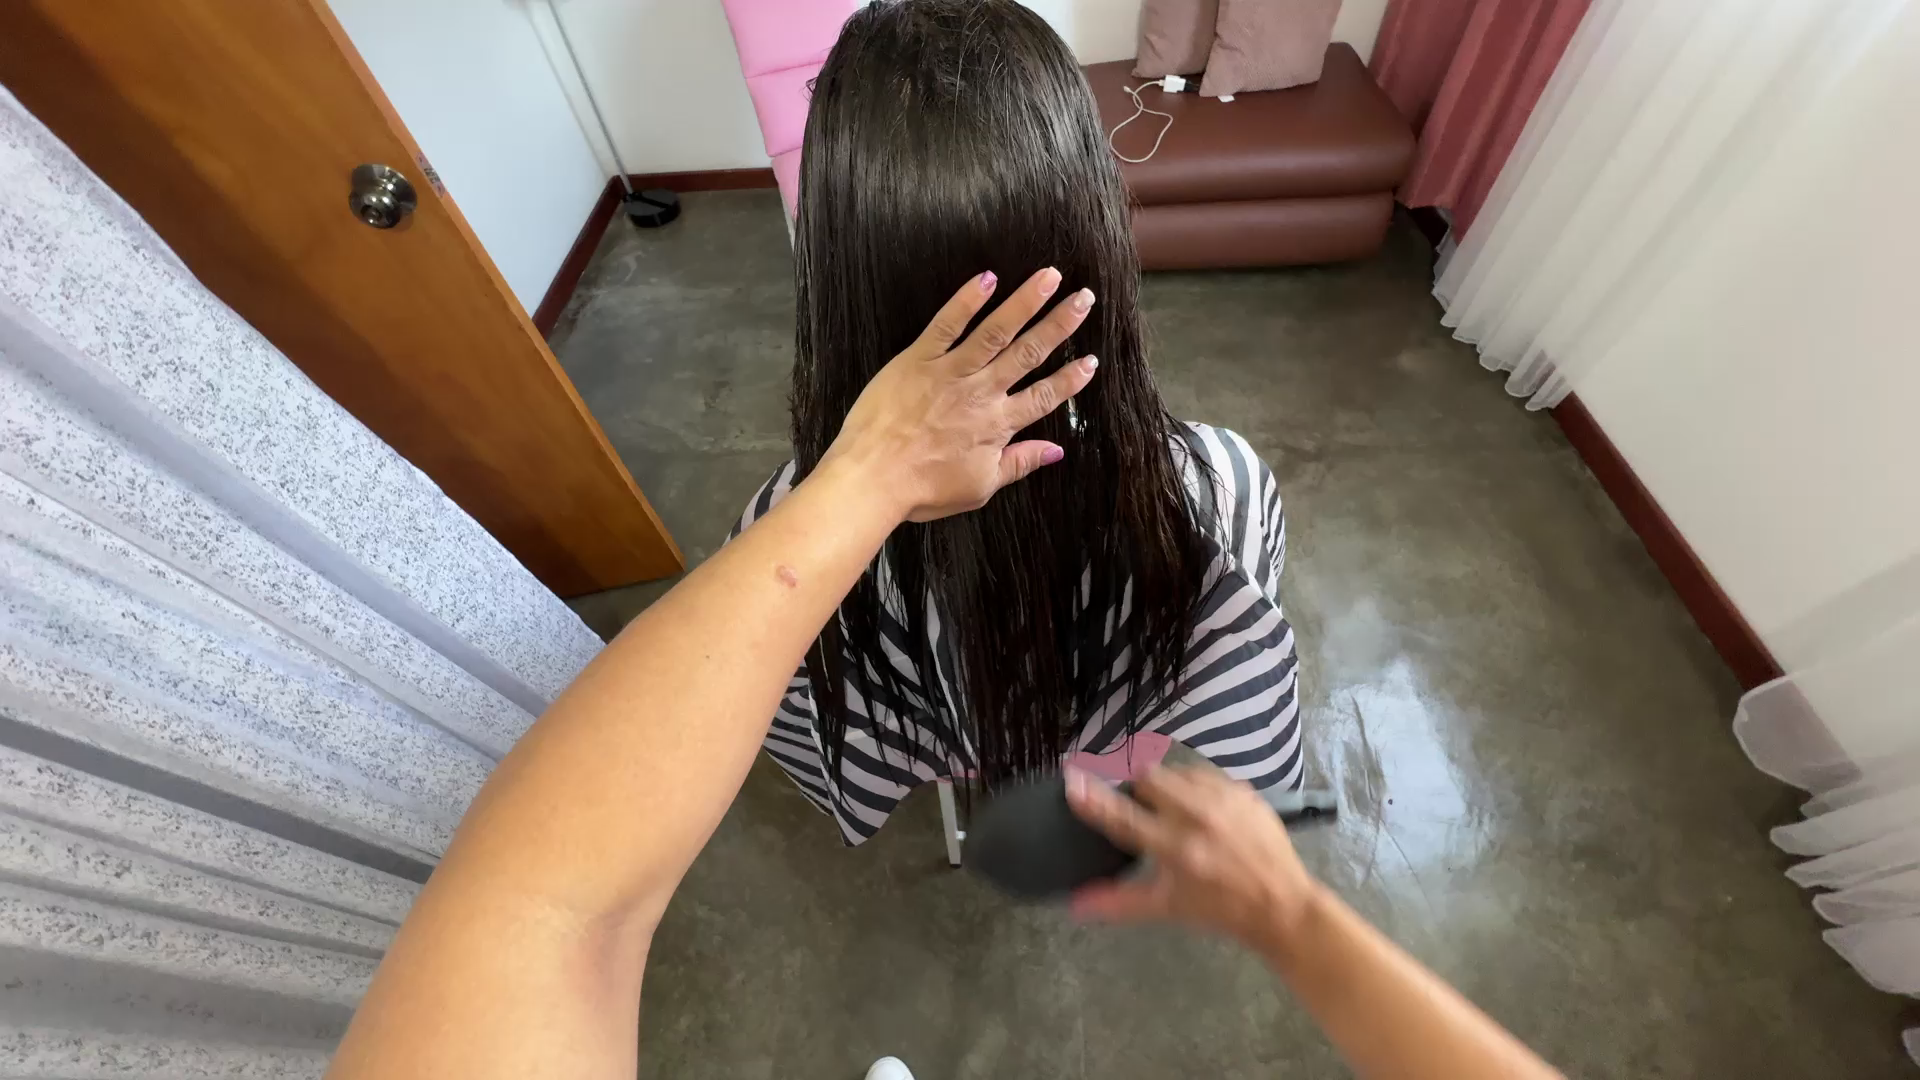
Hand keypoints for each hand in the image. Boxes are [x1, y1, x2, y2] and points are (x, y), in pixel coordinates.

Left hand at [819, 267, 1099, 522]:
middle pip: (1029, 353)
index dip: (1070, 379)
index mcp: (997, 426)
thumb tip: (1056, 451)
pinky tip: (988, 278)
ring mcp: (950, 372)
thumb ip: (1019, 464)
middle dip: (1059, 325)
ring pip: (996, 331)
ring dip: (1025, 301)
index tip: (1090, 361)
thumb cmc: (922, 489)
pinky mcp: (918, 359)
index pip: (1044, 397)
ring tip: (1049, 276)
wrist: (873, 478)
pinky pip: (946, 324)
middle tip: (1084, 299)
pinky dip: (966, 300)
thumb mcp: (979, 487)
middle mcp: (981, 393)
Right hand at [1066, 766, 1324, 956]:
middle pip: (1146, 777)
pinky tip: (1197, 804)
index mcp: (1176, 850)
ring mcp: (1222, 799)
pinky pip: (1202, 773)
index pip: (1123, 818)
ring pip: (1173, 771)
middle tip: (1138, 803)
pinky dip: (1191, 784)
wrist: (1284, 906)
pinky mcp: (1241, 790)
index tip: (1071, 777)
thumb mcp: (1167, 909)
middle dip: (1136, 787)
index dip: (1093, 798)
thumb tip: (1074, 904)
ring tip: (1169, 804)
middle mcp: (1197, 818)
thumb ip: (1119, 902)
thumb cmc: (1219, 909)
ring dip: (1163, 783)